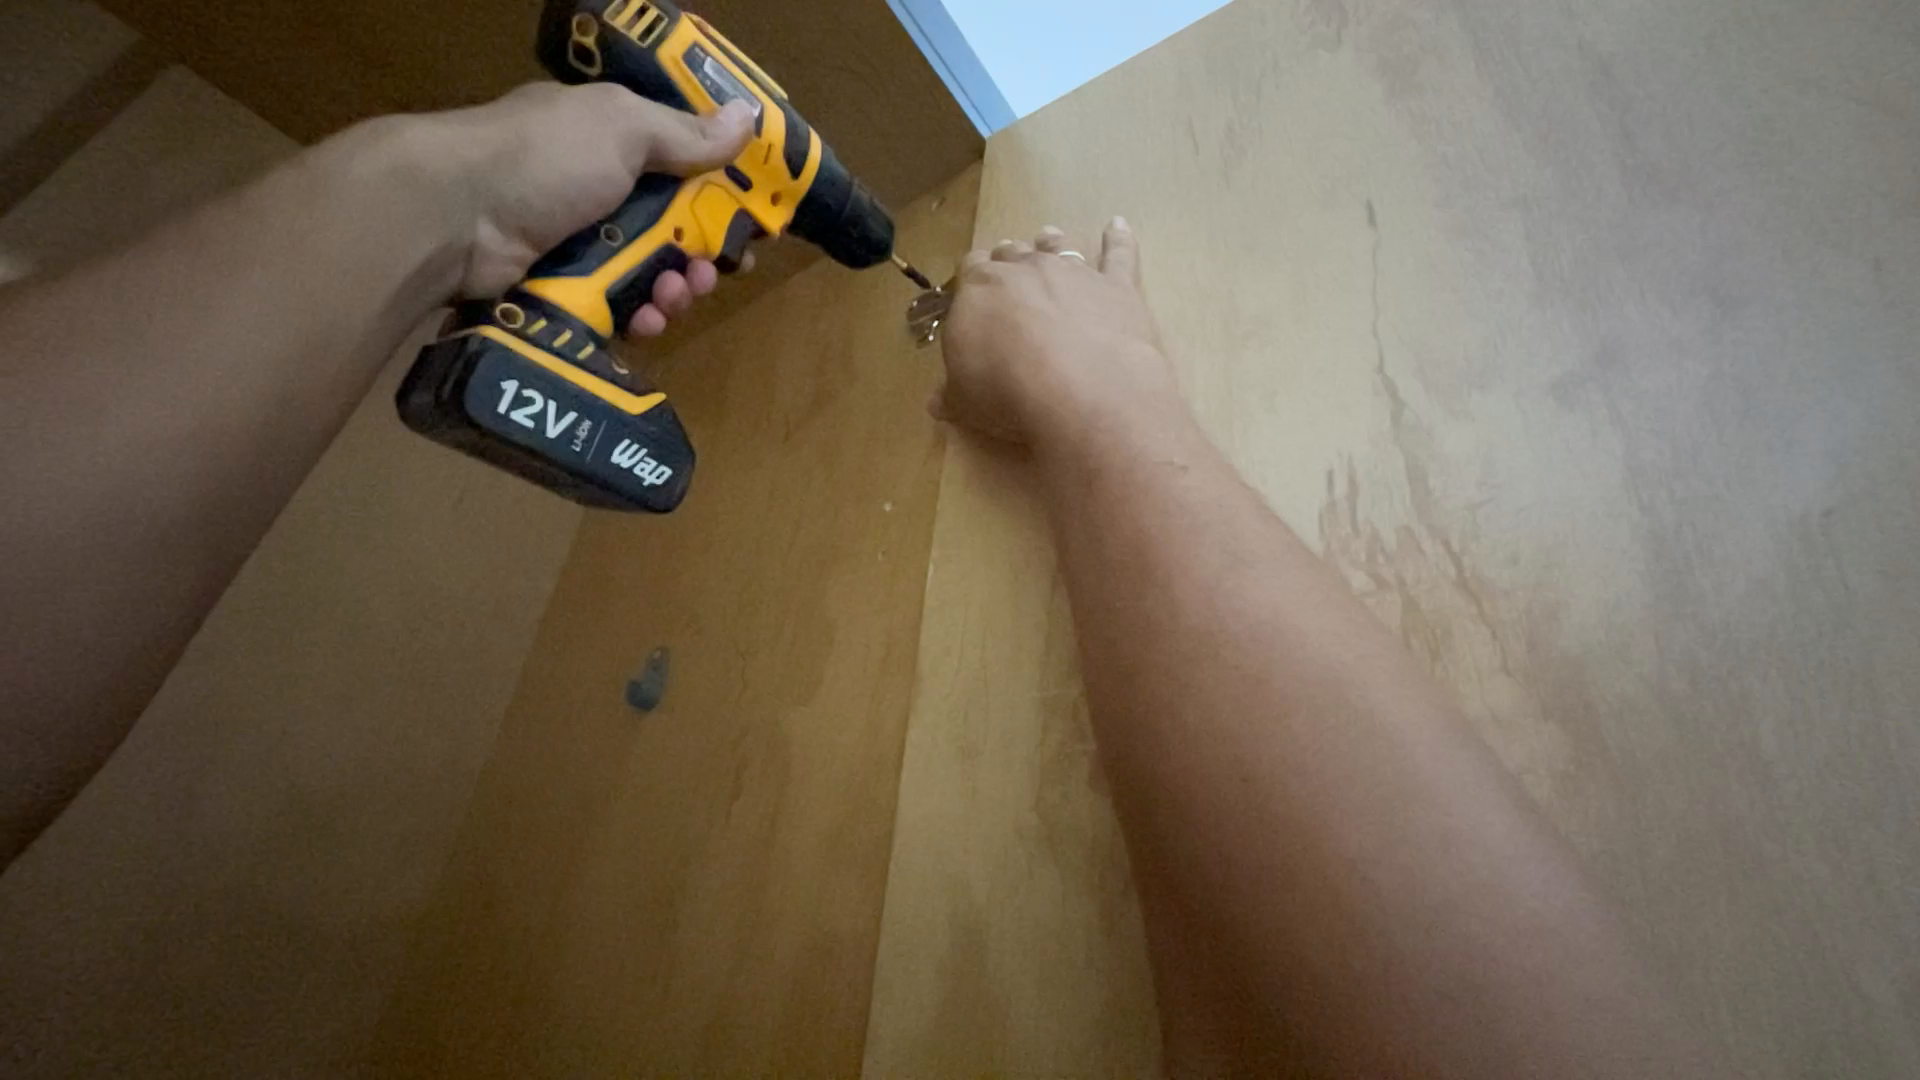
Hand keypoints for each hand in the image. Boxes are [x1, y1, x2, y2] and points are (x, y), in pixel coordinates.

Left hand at [421, 82, 757, 335]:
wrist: (457, 218)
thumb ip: (687, 134)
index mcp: (617, 146)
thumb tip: (748, 117)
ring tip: (671, 298)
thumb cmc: (544, 159)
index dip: (722, 203)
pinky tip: (644, 320)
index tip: (749, 231)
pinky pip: (626, 310)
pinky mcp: (574, 291)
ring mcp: (588, 246)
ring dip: (676, 294)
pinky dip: (643, 318)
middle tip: (708, 275)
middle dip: (702, 260)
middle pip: (678, 237)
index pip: (687, 175)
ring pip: (656, 279)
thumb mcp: (621, 130)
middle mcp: (606, 195)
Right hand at [932, 218, 1176, 448]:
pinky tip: (1118, 225)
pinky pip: (1118, 254)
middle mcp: (1023, 270)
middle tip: (1007, 269)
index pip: (969, 271)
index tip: (973, 289)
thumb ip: (952, 395)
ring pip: (1057, 247)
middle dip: (1007, 261)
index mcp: (977, 291)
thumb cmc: (1008, 393)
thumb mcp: (966, 402)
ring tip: (1048, 236)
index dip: (971, 279)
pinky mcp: (1116, 285)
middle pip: (1011, 255)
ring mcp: (1072, 273)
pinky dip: (1118, 239)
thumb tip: (938, 401)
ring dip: (1050, 242)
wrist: (1080, 389)